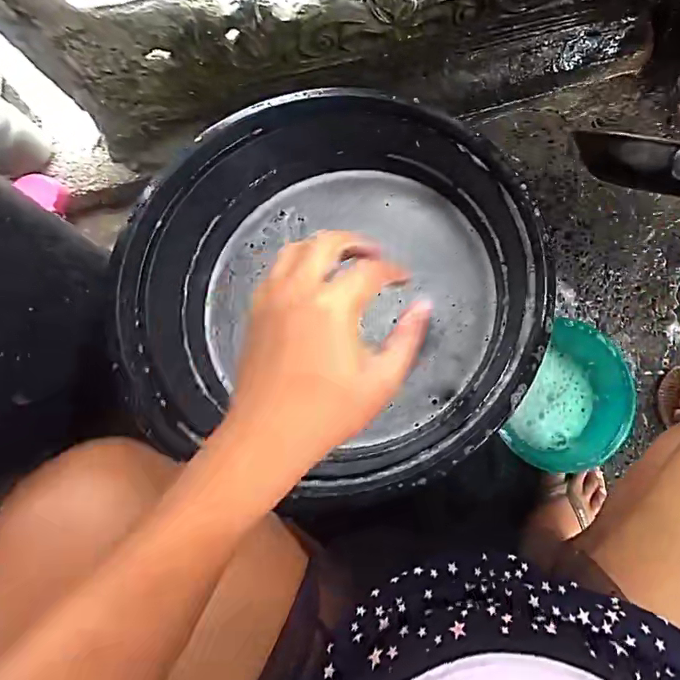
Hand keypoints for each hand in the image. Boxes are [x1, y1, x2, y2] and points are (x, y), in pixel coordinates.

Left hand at [214, 231, 430, 481]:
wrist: (266, 437)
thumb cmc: (326, 413)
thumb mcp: (382, 380)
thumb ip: (408, 338)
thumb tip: (423, 308)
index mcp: (333, 307)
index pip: (370, 270)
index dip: (393, 270)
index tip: (403, 279)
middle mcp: (299, 293)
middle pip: (327, 242)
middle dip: (357, 242)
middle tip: (375, 254)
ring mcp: (272, 300)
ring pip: (295, 249)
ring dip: (324, 246)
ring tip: (344, 259)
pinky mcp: (256, 313)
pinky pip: (276, 270)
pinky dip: (298, 263)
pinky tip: (312, 281)